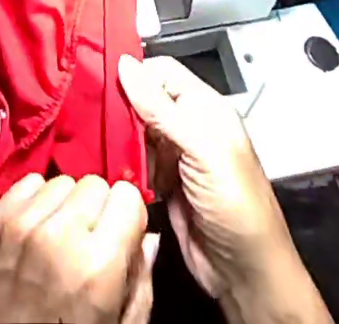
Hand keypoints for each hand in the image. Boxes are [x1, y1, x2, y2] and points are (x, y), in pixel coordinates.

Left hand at [0, 173, 157, 323]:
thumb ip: (141, 281)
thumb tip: (148, 238)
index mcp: (98, 263)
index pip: (128, 195)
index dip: (126, 219)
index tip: (118, 241)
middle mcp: (60, 233)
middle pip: (95, 184)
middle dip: (97, 210)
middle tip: (87, 245)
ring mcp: (22, 224)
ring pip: (63, 182)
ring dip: (66, 206)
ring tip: (58, 240)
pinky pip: (29, 184)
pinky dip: (36, 202)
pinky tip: (34, 233)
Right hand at [118, 56, 328, 323]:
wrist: (246, 272)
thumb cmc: (239, 206)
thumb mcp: (202, 148)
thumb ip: (162, 109)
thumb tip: (127, 67)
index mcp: (205, 108)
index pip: (163, 74)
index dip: (135, 74)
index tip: (101, 80)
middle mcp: (189, 127)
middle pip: (145, 102)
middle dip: (120, 107)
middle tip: (92, 115)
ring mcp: (175, 158)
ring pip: (136, 134)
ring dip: (118, 139)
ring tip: (96, 142)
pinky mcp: (162, 186)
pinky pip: (134, 166)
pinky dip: (121, 167)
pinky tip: (108, 169)